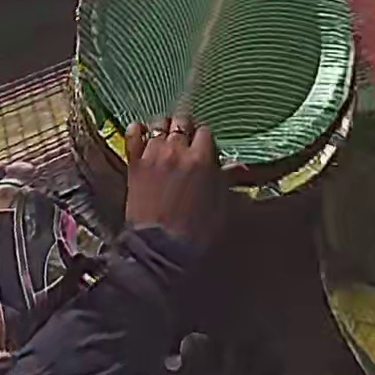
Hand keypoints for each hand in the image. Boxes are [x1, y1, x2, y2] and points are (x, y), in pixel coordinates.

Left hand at [123, 116, 225, 249]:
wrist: (159, 252)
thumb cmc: (194, 233)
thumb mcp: (220, 206)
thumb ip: (227, 179)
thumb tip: (241, 166)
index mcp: (201, 159)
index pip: (205, 131)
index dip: (205, 139)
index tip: (203, 149)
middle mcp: (177, 151)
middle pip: (182, 122)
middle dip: (186, 128)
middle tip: (186, 141)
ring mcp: (154, 155)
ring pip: (159, 124)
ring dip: (164, 128)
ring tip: (166, 137)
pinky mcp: (135, 164)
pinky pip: (133, 134)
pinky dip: (137, 130)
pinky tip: (141, 132)